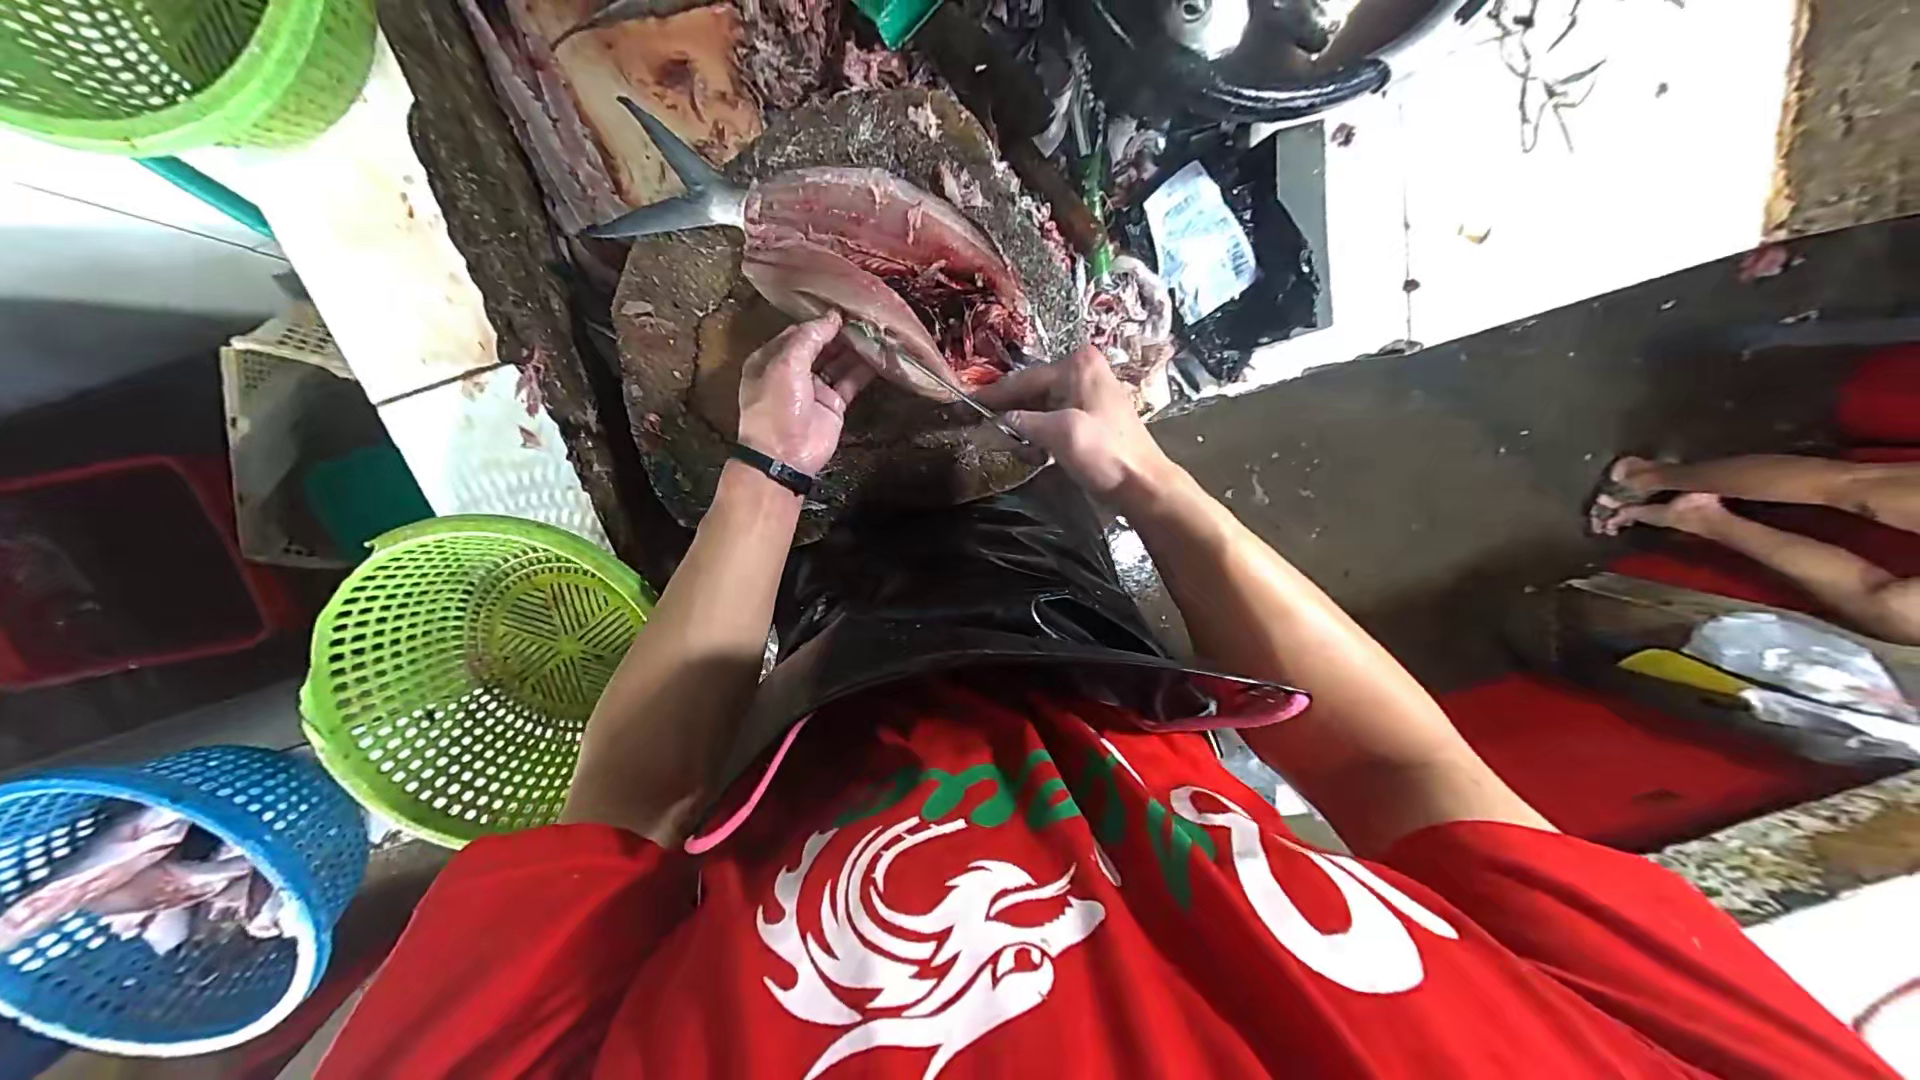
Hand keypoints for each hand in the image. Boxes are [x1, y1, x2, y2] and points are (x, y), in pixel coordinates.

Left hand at [736, 311, 876, 475]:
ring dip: (854, 350)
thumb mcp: (786, 364)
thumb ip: (809, 338)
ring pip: (837, 362)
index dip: (819, 322)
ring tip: (875, 333)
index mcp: (772, 359)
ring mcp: (814, 389)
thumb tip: (832, 318)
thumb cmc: (776, 406)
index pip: (799, 333)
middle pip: (820, 347)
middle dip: (840, 335)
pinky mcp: (833, 405)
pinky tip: (878, 356)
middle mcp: (793, 372)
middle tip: (865, 320)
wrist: (784, 455)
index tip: (843, 311)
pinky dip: (863, 370)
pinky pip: (850, 382)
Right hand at [975, 345, 1181, 510]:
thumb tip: (1001, 420)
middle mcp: (1082, 373)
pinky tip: (1033, 453)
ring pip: (1039, 408)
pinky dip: (1038, 436)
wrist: (1142, 485)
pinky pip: (1052, 421)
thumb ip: (1025, 422)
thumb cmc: (1105, 454)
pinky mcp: (1088, 418)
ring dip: (1023, 429)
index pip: (1023, 379)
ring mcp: (1087, 395)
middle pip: (1031, 391)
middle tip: (978, 426)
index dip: (992, 395)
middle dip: (1008, 413)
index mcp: (1078, 366)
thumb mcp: (1060, 433)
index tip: (964, 404)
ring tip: (1009, 445)